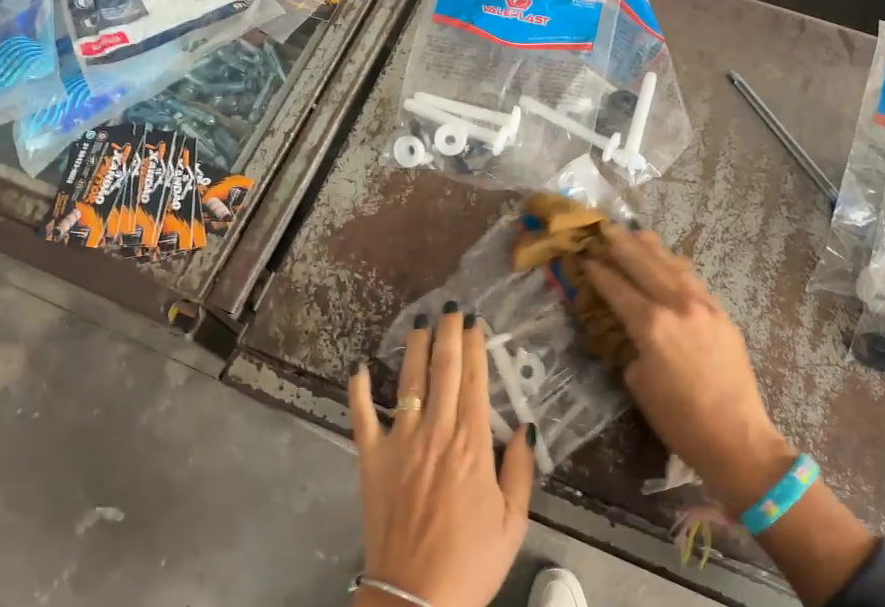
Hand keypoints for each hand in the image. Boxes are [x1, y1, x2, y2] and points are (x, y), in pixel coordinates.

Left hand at [348, 304, 536, 606]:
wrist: (417, 596)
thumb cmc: (472, 560)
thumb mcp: (514, 520)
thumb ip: (522, 469)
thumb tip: (526, 426)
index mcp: (473, 443)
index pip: (475, 379)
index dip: (475, 345)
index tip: (474, 321)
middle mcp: (436, 431)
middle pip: (443, 369)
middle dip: (447, 333)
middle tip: (449, 307)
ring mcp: (400, 441)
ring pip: (408, 381)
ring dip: (414, 347)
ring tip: (419, 321)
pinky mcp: (370, 459)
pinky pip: (362, 416)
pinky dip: (358, 389)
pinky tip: (359, 366)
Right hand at [586, 229, 794, 512]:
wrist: (737, 438)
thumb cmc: (679, 420)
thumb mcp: (638, 383)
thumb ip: (631, 346)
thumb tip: (631, 330)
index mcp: (651, 324)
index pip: (617, 287)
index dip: (598, 271)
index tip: (584, 256)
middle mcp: (677, 305)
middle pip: (644, 263)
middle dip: (621, 245)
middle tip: (603, 230)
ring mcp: (704, 306)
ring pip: (672, 264)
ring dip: (650, 248)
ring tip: (634, 234)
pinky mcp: (722, 314)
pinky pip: (693, 279)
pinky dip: (675, 265)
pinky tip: (668, 260)